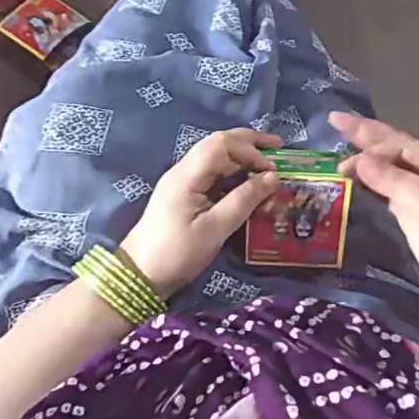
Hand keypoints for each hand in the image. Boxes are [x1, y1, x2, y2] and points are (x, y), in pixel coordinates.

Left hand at [121, 129, 280, 296]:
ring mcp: (181, 182)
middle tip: (278, 147)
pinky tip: (247, 183)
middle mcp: (183, 171)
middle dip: (249, 143)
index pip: (222, 144)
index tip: (273, 169)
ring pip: (215, 158)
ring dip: (241, 157)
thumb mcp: (215, 228)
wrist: (140, 275)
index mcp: (188, 175)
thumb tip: (271, 177)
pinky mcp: (183, 195)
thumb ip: (244, 199)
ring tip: (267, 164)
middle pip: (218, 144)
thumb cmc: (178, 252)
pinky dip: (232, 173)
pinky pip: (211, 175)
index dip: (250, 150)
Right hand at [330, 112, 418, 312]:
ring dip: (366, 161)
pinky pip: (390, 193)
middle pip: (395, 151)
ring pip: (390, 171)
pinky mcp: (416, 219)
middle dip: (366, 137)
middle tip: (335, 120)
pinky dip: (372, 185)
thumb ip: (399, 184)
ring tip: (339, 153)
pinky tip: (356, 179)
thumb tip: (362, 161)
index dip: (373, 140)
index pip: (403, 145)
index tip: (343, 139)